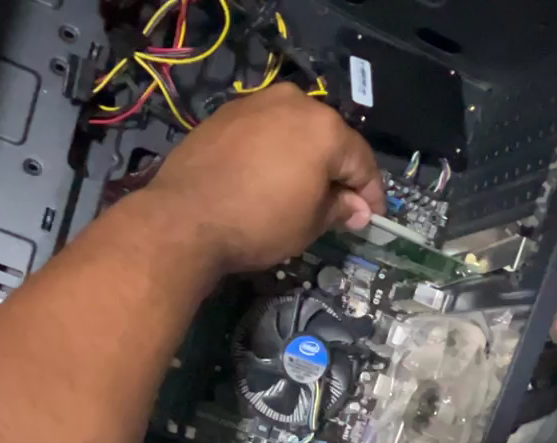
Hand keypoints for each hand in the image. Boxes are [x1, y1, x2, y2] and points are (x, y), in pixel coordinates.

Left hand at [140, 84, 383, 275]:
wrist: (185, 219)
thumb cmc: (258, 224)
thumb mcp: (308, 226)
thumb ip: (338, 210)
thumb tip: (357, 209)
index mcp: (325, 128)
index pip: (361, 161)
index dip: (371, 193)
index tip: (372, 217)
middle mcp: (294, 103)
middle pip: (327, 139)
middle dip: (336, 173)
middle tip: (337, 206)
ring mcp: (255, 104)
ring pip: (292, 132)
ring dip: (302, 160)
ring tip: (300, 192)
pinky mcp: (224, 115)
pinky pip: (261, 134)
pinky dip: (270, 155)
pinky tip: (265, 180)